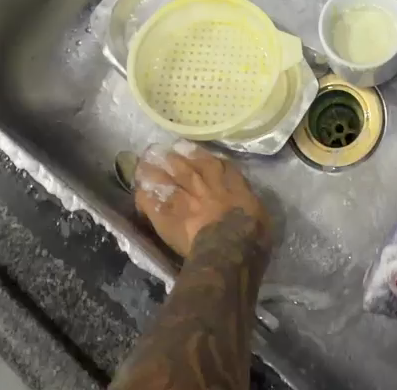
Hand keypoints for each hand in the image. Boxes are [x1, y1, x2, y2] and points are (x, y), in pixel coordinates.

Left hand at [132, 141, 272, 258]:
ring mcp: (184, 197)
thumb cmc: (250, 231)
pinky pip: (152, 202)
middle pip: (183, 165)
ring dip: (153, 172)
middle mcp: (204, 183)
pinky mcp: (168, 215)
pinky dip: (145, 196)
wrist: (228, 247)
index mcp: (228, 180)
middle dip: (170, 157)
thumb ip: (245, 197)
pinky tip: (139, 192)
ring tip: (143, 165)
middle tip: (156, 150)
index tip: (187, 148)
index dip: (197, 154)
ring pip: (164, 179)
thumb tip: (243, 198)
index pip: (211, 161)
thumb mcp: (257, 208)